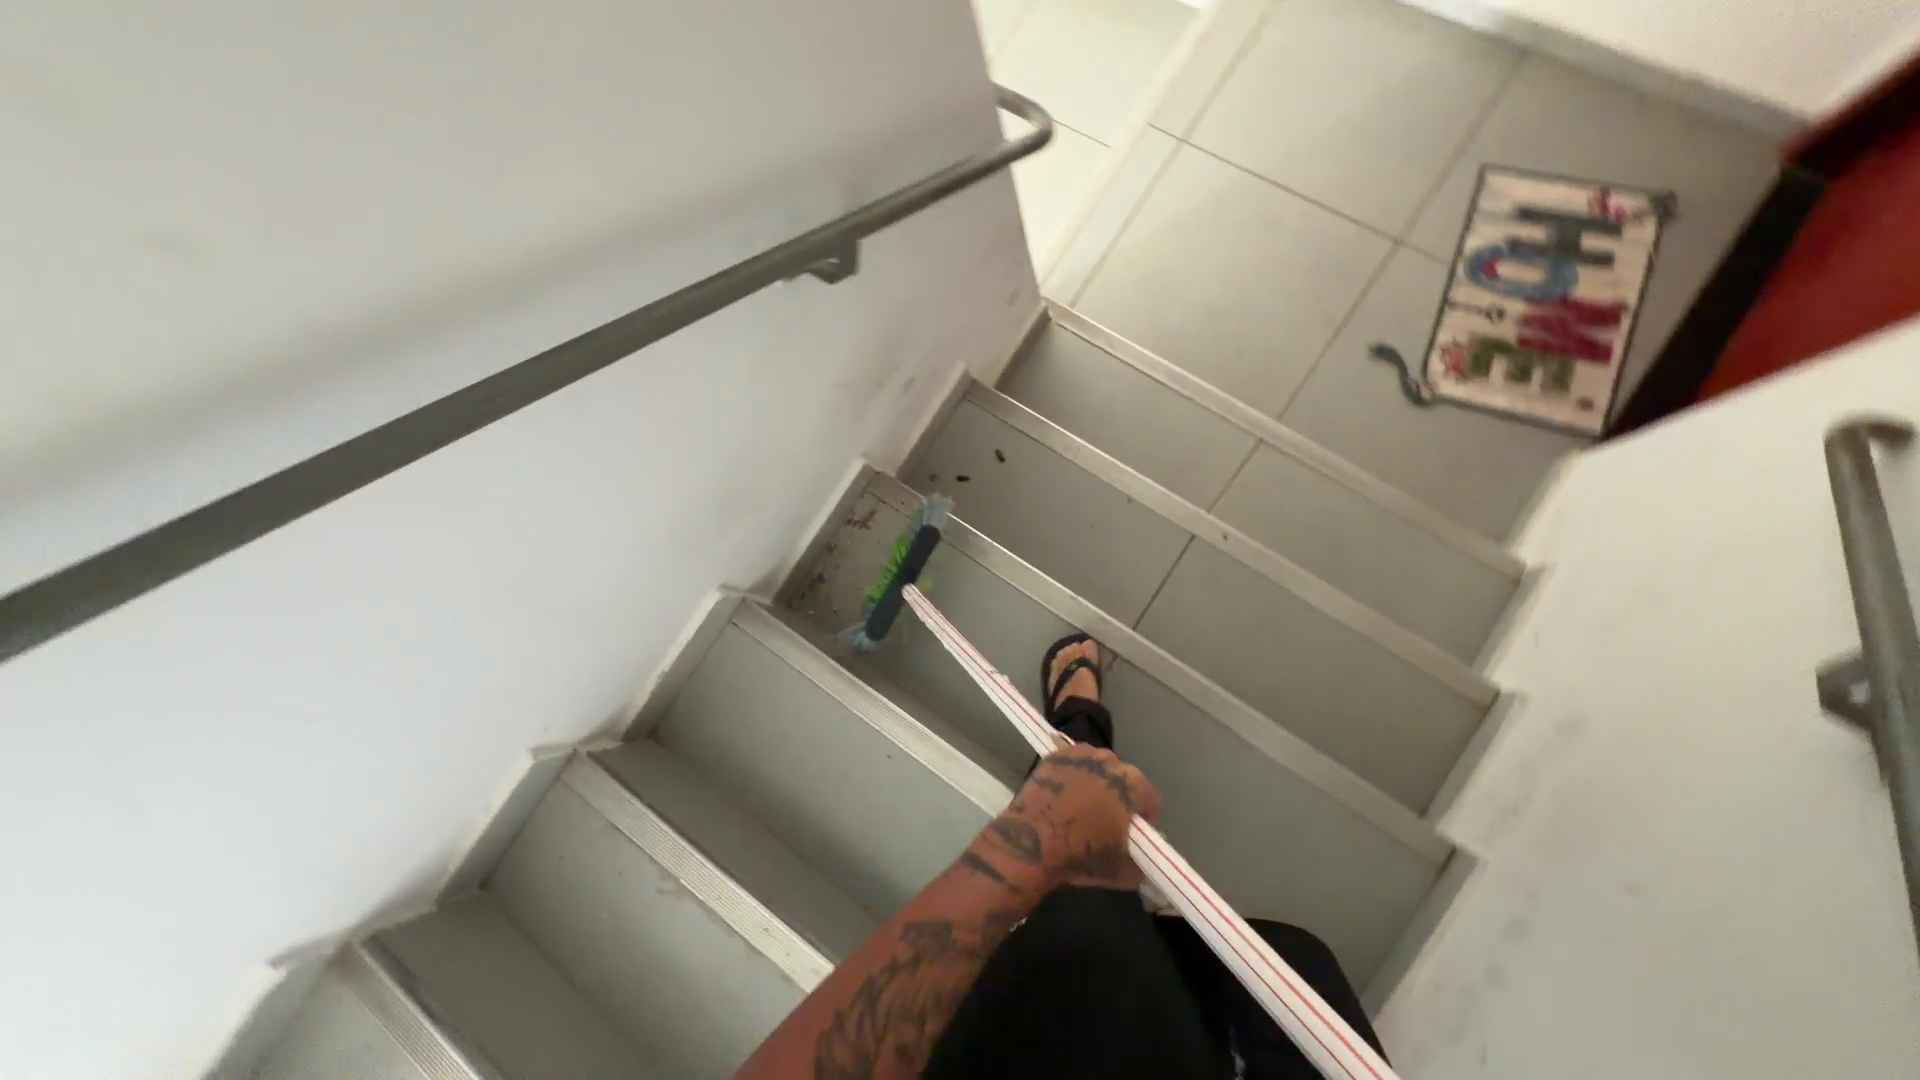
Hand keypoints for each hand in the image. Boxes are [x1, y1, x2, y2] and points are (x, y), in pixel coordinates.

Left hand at [976, 746, 1161, 891]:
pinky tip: (1065, 793)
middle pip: (1124, 779)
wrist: (1031, 844)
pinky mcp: (1055, 756)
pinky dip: (1073, 774)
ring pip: (1099, 767)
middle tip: (1107, 821)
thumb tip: (1142, 856)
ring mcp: (1080, 754)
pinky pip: (1073, 763)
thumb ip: (1142, 861)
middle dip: (1120, 798)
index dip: (1144, 819)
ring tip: (1083, 806)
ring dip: (1097, 782)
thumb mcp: (1124, 872)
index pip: (1150, 800)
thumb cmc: (1082, 856)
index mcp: (1134, 784)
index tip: (1133, 834)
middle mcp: (1111, 761)